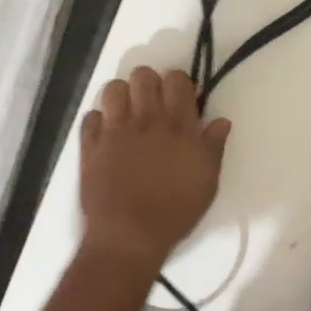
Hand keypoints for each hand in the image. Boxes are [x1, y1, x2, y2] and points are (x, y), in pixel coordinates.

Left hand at [78, 67, 231, 270]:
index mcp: (178, 126)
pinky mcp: (91, 145)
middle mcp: (145, 120)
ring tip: (128, 115)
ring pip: (113, 88)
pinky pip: (91, 117)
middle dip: (150, 83)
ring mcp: (114, 130)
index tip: (181, 98)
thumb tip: (220, 121)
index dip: (179, 83)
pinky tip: (107, 134)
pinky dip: (99, 120)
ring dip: (123, 96)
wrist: (130, 235)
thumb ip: (213, 147)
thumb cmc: (175, 211)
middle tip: (154, 104)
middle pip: (143, 75)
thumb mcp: (207, 182)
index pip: (177, 80)